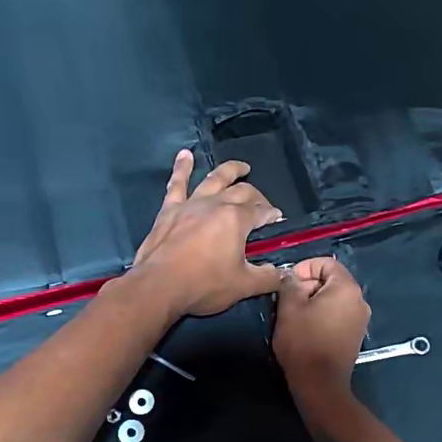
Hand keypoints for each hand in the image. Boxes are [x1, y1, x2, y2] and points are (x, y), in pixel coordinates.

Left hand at [129, 150, 284, 317]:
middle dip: (258, 196)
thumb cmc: (204, 285)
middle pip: (243, 192)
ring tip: (242, 167)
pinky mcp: (170, 209)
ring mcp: (191, 204)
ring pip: (214, 180)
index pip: (262, 212)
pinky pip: (177, 183)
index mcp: (236, 219)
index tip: (278, 221)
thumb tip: (283, 274)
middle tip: (264, 205)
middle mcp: (216, 204)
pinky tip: (185, 154)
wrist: (159, 286)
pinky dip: (182, 167)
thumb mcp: (244, 286)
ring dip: (230, 170)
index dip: (273, 215)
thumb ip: (268, 277)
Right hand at [273, 257, 370, 392]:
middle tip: (288, 299)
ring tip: (295, 315)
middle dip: (309, 284)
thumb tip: (291, 276)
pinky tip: (308, 327)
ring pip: (335, 298)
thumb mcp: (289, 307)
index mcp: (347, 288)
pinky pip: (340, 314)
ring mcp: (361, 319)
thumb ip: (290, 284)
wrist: (320, 382)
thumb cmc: (303, 342)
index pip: (327, 263)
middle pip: (333, 280)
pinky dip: (324, 314)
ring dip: (315, 300)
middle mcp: (360, 300)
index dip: (305, 267)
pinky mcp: (357, 334)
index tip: (288, 282)